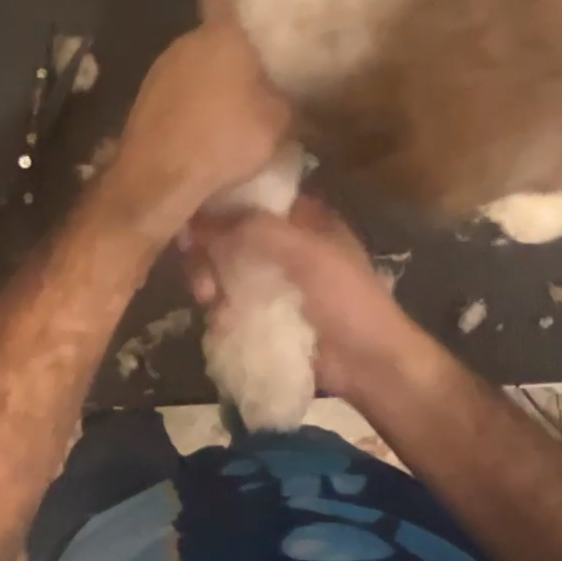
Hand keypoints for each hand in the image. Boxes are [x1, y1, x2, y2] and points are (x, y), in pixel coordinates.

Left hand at [109, 0, 290, 230]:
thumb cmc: (225, 139)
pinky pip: (182, 89)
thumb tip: (303, 94)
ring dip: (217, 79)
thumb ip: (293, 99)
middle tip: (267, 68)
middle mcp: (187, 40)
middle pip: (219, 36)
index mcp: (222, 34)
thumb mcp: (280, 123)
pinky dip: (197, 101)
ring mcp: (162, 68)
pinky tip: (210, 123)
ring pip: (200, 64)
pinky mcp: (146, 96)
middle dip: (240, 51)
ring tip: (241, 102)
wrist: (158, 177)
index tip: (268, 5)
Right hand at [182, 197, 421, 397]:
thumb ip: (254, 230)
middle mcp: (284, 242)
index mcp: (302, 217)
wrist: (370, 364)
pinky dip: (219, 308)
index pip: (250, 196)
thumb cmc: (346, 299)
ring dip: (209, 280)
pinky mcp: (264, 314)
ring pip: (224, 268)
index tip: (192, 223)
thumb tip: (197, 222)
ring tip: (209, 301)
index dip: (218, 204)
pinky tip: (218, 319)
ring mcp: (273, 280)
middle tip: (203, 277)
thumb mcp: (307, 253)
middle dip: (208, 251)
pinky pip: (229, 302)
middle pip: (229, 233)